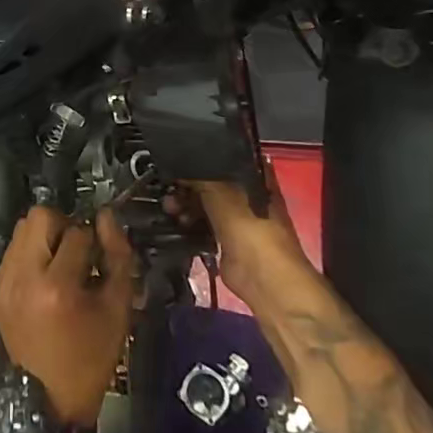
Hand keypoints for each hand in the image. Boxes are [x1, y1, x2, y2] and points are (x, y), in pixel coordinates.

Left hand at [0, 207, 136, 424]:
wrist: (49, 401)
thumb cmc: (91, 357)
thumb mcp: (118, 309)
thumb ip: (118, 256)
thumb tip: (107, 215)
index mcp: (56, 287)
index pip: (77, 232)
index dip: (93, 240)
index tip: (99, 257)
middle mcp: (23, 278)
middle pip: (40, 215)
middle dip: (62, 225)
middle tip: (76, 251)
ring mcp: (3, 283)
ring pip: (22, 228)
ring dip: (44, 237)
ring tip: (59, 264)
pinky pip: (12, 251)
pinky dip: (29, 254)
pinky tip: (43, 279)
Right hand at [183, 165, 313, 302]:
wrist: (263, 278)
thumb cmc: (251, 227)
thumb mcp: (221, 191)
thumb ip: (197, 176)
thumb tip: (175, 167)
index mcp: (255, 175)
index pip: (225, 155)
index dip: (202, 154)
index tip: (178, 155)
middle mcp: (247, 193)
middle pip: (212, 181)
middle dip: (189, 183)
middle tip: (169, 185)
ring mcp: (237, 217)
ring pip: (205, 202)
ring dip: (186, 203)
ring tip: (170, 207)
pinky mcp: (226, 238)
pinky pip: (202, 223)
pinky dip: (189, 221)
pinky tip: (176, 220)